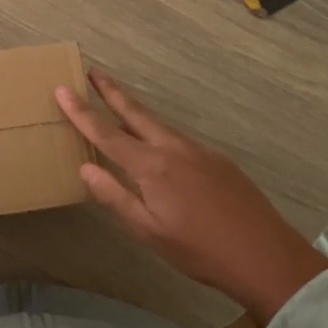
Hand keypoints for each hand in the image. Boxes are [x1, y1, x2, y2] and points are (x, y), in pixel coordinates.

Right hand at [56, 68, 327, 326]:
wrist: (265, 255)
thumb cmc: (200, 250)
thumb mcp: (150, 231)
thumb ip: (116, 197)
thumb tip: (85, 168)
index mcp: (151, 167)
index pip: (106, 133)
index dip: (81, 111)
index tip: (63, 89)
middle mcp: (172, 149)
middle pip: (135, 113)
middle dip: (111, 92)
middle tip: (92, 71)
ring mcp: (198, 151)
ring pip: (157, 124)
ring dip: (133, 110)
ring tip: (116, 101)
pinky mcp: (216, 160)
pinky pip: (176, 138)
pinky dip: (157, 130)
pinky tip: (156, 143)